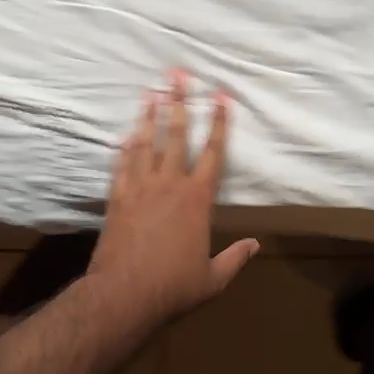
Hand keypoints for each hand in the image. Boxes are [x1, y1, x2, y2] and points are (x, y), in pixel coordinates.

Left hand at [87, 71, 257, 328]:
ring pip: (146, 143)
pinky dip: (124, 148)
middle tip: (177, 74)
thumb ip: (235, 258)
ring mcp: (140, 189)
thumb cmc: (172, 288)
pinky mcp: (117, 199)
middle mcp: (170, 185)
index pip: (213, 153)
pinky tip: (125, 134)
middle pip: (175, 135)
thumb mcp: (212, 279)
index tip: (221, 96)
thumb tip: (256, 244)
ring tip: (151, 92)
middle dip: (178, 102)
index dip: (218, 123)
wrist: (121, 298)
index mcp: (197, 199)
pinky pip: (122, 165)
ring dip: (149, 116)